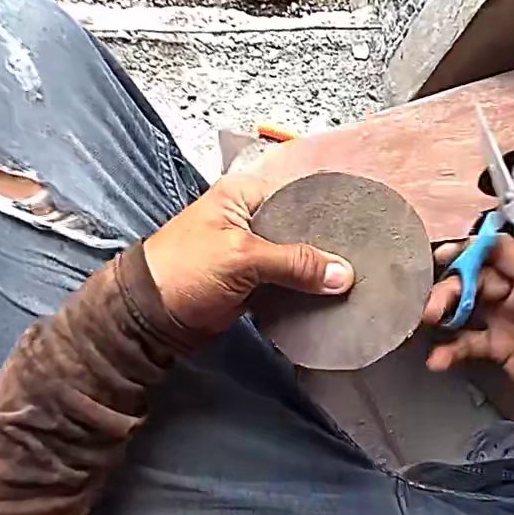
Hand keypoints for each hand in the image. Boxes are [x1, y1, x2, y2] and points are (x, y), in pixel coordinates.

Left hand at [145, 173, 354, 331]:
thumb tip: (343, 275)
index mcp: (243, 195)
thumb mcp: (243, 257)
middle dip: (326, 247)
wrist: (151, 319)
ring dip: (316, 273)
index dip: (326, 213)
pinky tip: (328, 297)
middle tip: (361, 259)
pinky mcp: (253, 282)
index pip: (297, 196)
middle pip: (300, 229)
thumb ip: (295, 263)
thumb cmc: (184, 271)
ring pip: (295, 258)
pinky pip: (287, 282)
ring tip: (352, 280)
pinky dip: (303, 291)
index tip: (359, 230)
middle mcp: (250, 218)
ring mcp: (251, 252)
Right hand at [421, 235, 513, 433]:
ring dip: (446, 310)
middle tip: (433, 307)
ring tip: (429, 323)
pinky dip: (450, 348)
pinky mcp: (499, 350)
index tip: (448, 256)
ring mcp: (509, 324)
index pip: (507, 254)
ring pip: (468, 304)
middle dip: (453, 285)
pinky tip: (438, 361)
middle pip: (479, 277)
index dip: (477, 249)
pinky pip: (468, 341)